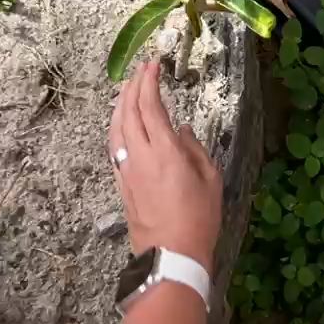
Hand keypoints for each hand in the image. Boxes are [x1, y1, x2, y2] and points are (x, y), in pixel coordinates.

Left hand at [108, 59, 221, 271]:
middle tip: (142, 68)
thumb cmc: (198, 218)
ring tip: (128, 87)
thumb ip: (195, 149)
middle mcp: (141, 156)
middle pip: (129, 112)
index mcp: (165, 151)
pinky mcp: (121, 183)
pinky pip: (114, 146)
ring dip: (121, 103)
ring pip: (116, 128)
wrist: (171, 258)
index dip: (149, 82)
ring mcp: (127, 170)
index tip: (154, 65)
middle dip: (133, 86)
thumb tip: (182, 130)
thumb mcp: (210, 179)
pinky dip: (116, 125)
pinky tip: (121, 121)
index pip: (151, 107)